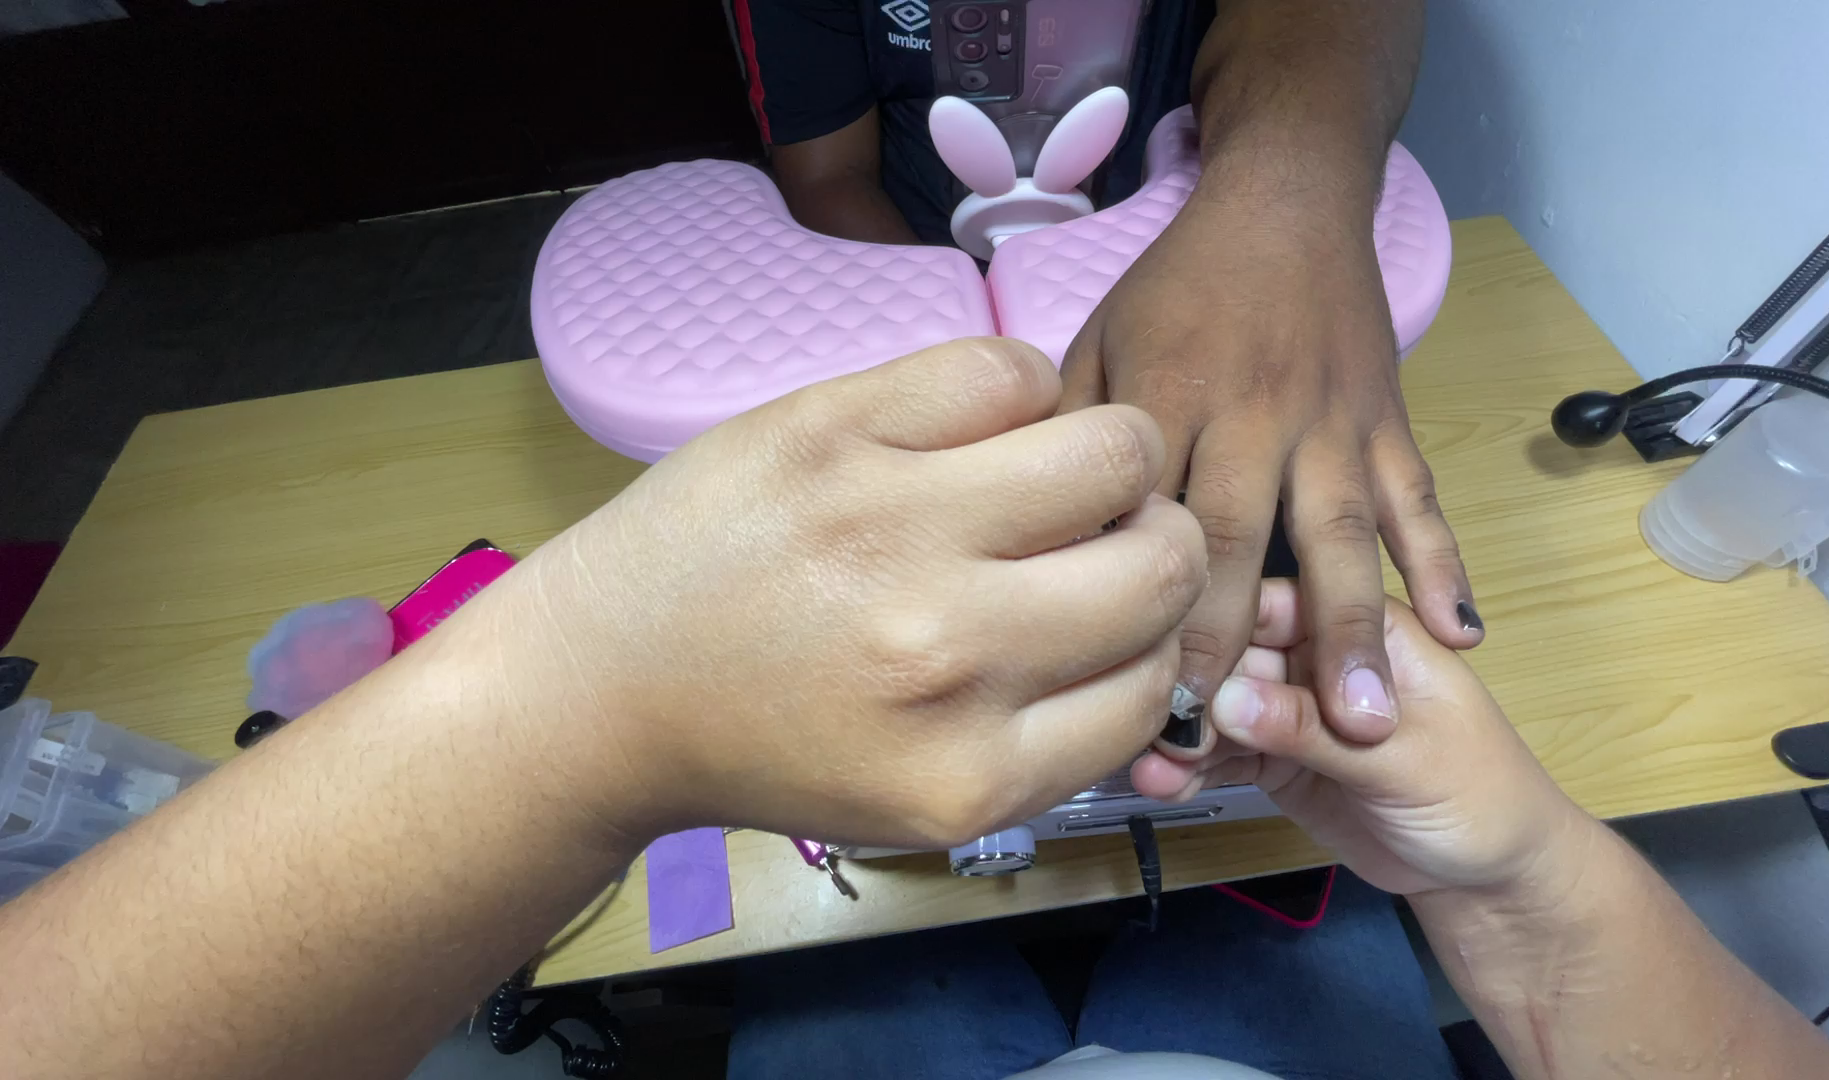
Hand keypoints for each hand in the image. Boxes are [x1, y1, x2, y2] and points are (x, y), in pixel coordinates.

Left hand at [478, 338, 1206, 849]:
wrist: (609, 680)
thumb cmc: (774, 743)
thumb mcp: (929, 792)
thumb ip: (1055, 732)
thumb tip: (1157, 628)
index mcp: (974, 772)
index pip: (1155, 685)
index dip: (1150, 644)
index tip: (1109, 622)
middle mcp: (948, 651)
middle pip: (1167, 560)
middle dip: (1153, 547)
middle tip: (1093, 540)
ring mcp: (890, 522)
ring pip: (1117, 449)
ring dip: (1111, 462)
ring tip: (1047, 476)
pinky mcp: (833, 425)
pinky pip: (1011, 370)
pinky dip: (1022, 397)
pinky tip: (975, 431)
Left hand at [1059, 188, 1480, 755]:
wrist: (1285, 204)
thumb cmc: (1174, 285)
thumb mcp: (1097, 339)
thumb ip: (1069, 426)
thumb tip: (1041, 517)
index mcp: (1167, 397)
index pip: (1148, 520)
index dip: (1134, 608)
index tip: (1120, 685)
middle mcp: (1252, 417)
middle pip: (1235, 544)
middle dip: (1225, 645)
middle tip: (1213, 741)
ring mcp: (1331, 422)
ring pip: (1340, 536)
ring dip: (1352, 630)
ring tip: (1365, 724)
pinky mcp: (1387, 419)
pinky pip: (1418, 497)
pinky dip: (1445, 564)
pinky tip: (1465, 636)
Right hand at [1133, 579, 1589, 896]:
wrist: (1492, 883)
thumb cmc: (1480, 797)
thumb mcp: (1405, 759)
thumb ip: (1311, 728)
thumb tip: (1223, 698)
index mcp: (1356, 625)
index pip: (1270, 605)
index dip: (1218, 629)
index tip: (1170, 664)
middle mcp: (1311, 654)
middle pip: (1230, 658)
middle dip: (1190, 694)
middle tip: (1151, 730)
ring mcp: (1286, 706)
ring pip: (1218, 710)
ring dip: (1182, 740)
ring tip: (1151, 773)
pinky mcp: (1269, 755)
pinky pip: (1221, 755)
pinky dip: (1192, 770)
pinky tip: (1163, 785)